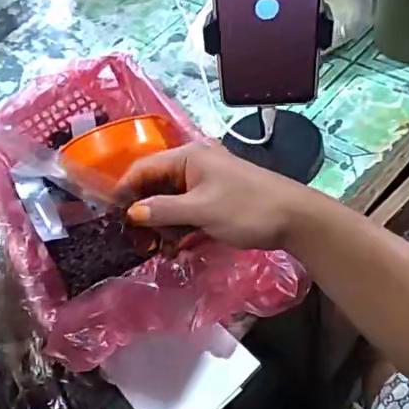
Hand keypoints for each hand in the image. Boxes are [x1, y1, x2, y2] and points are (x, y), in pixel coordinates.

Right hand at [116, 142, 322, 250]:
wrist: (296, 219)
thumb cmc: (247, 209)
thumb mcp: (201, 211)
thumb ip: (164, 210)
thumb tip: (133, 212)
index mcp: (189, 157)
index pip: (144, 168)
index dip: (125, 190)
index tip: (111, 215)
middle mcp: (195, 166)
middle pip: (157, 187)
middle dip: (146, 214)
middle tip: (137, 241)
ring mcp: (208, 185)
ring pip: (173, 204)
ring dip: (164, 227)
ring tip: (160, 251)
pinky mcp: (218, 203)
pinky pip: (190, 214)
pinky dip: (182, 230)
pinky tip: (178, 251)